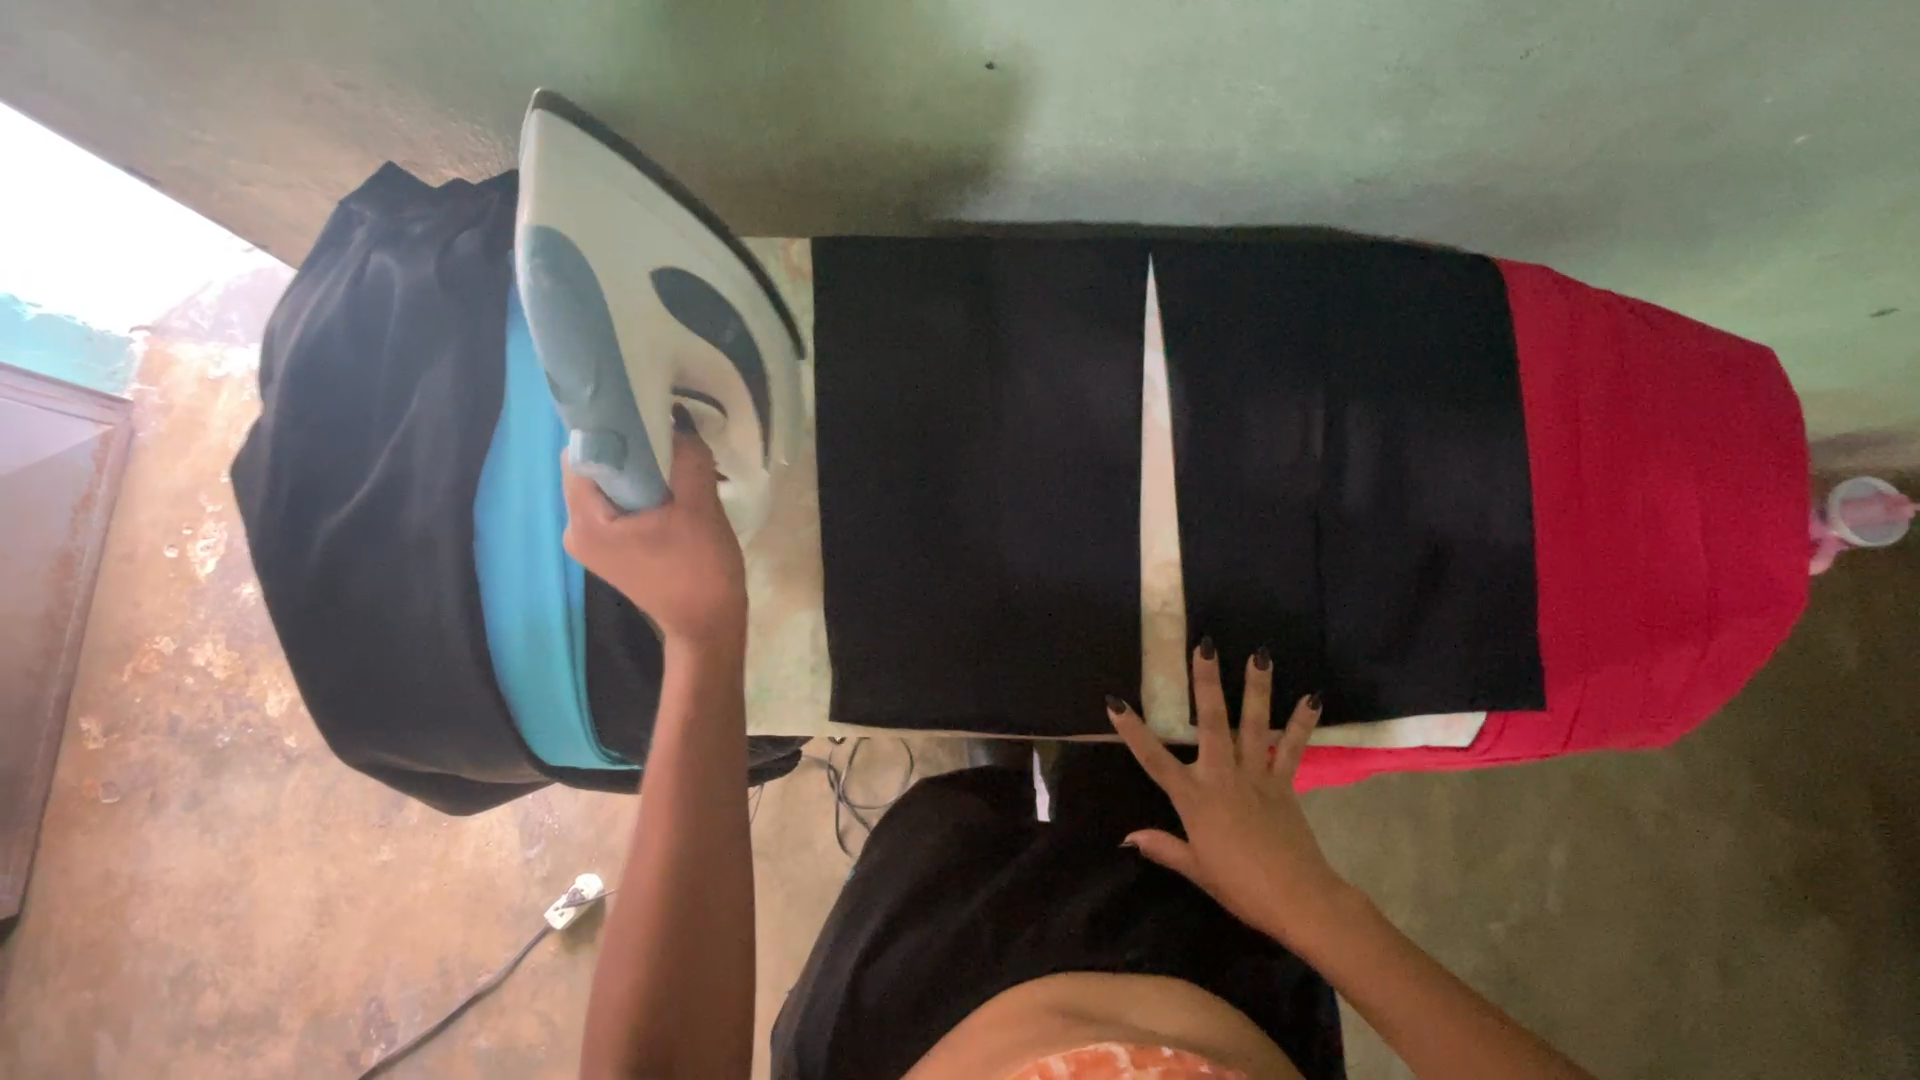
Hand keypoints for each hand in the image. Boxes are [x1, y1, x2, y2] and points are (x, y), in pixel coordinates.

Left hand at [560, 430, 746, 650]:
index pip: (582, 453)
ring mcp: (594, 543)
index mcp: (585, 521)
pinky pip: (619, 505)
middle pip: (594, 468)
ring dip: (640, 470)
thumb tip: (679, 421)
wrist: (709, 626)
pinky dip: (642, 491)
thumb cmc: (700, 570)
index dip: (612, 430)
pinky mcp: (613, 550)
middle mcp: (576, 530)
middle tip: (668, 437)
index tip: (647, 416)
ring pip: (609, 486)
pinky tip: (672, 489)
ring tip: (675, 462)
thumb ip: (687, 459)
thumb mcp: (700, 508)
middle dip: (630, 449)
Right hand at [1107, 642, 1352, 949]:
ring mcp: (1256, 776)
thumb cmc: (1239, 886)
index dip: (1133, 731)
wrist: (1297, 899)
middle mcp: (1222, 777)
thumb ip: (1163, 847)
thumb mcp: (1196, 869)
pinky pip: (1292, 748)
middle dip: (1206, 683)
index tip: (1115, 701)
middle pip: (1212, 723)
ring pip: (1253, 724)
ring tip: (1259, 654)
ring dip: (1256, 688)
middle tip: (1205, 647)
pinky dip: (1301, 723)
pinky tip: (1312, 697)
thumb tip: (1127, 837)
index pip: (1154, 759)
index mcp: (1193, 799)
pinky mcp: (1284, 783)